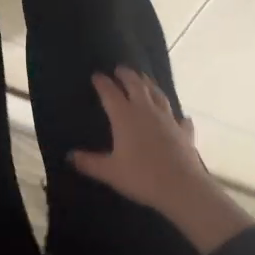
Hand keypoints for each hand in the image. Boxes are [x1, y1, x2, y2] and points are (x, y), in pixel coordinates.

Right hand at [69, 67, 254, 254]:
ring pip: (158, 95)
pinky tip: (181, 117)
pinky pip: (180, 120)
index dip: (103, 83)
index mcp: (125, 116)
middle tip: (120, 68)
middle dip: (127, 75)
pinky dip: (178, 116)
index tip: (97, 75)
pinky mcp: (184, 132)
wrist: (181, 186)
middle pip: (136, 85)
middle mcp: (146, 111)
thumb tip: (69, 156)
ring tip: (144, 80)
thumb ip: (89, 162)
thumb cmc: (141, 177)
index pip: (110, 93)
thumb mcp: (110, 172)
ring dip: (150, 85)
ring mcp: (168, 119)